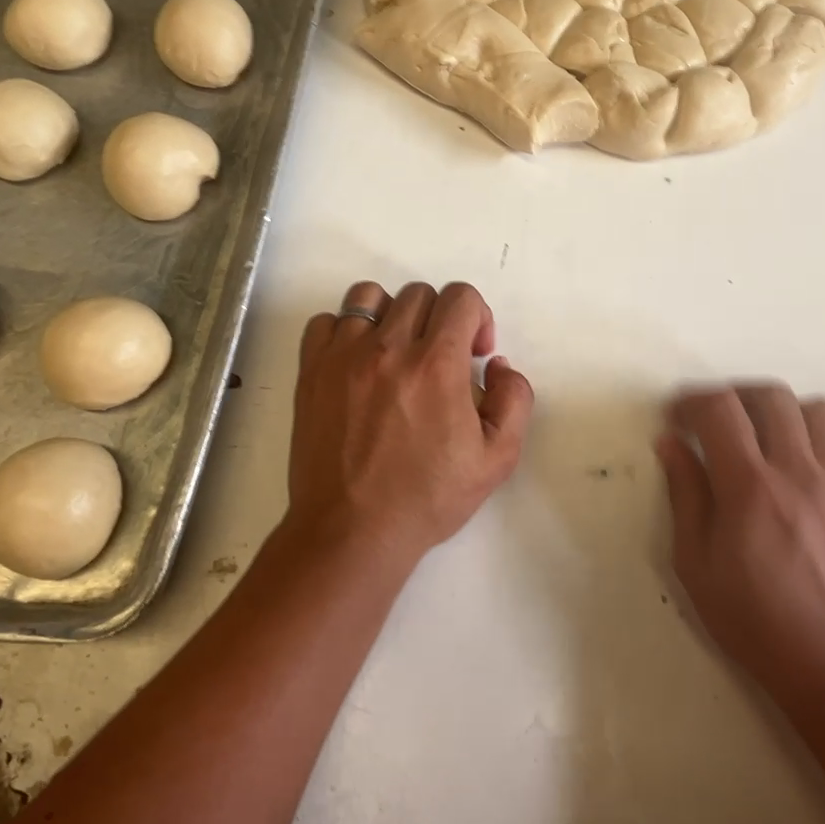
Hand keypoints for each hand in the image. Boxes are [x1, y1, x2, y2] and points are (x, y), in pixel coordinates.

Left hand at [287, 281, 533, 564]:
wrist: (352, 530)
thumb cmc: (427, 498)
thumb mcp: (497, 459)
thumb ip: (513, 399)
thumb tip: (497, 364)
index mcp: (436, 364)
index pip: (461, 297)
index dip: (478, 318)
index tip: (474, 354)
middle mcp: (388, 348)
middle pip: (419, 293)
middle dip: (440, 319)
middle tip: (440, 360)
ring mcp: (343, 357)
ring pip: (369, 296)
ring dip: (391, 316)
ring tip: (395, 353)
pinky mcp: (311, 372)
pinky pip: (326, 322)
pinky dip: (345, 332)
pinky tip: (357, 363)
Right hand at [658, 383, 824, 698]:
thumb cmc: (751, 617)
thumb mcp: (695, 563)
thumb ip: (684, 495)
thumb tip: (670, 443)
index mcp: (748, 485)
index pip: (719, 409)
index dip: (691, 401)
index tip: (676, 418)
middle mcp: (797, 470)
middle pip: (771, 396)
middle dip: (735, 396)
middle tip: (716, 421)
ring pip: (821, 410)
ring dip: (788, 413)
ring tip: (769, 438)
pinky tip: (812, 464)